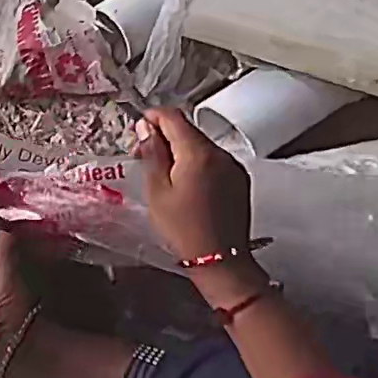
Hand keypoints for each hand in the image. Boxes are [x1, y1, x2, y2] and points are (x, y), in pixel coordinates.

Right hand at [133, 108, 251, 264]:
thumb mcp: (156, 190)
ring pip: (200, 144)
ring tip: (163, 172)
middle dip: (164, 135)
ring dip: (180, 149)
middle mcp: (220, 154)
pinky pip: (213, 160)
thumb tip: (146, 128)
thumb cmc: (183, 229)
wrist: (220, 260)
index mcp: (198, 154)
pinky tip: (184, 182)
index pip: (173, 117)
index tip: (138, 128)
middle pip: (188, 129)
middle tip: (144, 154)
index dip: (152, 117)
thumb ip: (152, 153)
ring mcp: (233, 167)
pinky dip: (196, 162)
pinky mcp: (239, 179)